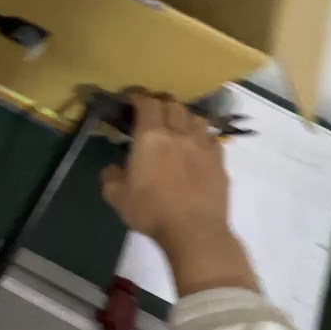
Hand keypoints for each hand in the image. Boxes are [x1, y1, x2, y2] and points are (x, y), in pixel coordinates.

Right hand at [101, 92, 257, 298]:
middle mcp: (178, 134)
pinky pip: (211, 138)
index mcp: (150, 138)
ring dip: (183, 116)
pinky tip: (195, 146)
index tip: (132, 99)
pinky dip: (201, 135)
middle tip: (152, 112)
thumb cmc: (151, 211)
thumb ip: (111, 176)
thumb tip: (115, 168)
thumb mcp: (116, 196)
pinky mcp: (220, 161)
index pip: (147, 104)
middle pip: (173, 105)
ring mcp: (203, 146)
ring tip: (176, 125)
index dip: (139, 97)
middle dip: (161, 104)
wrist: (194, 231)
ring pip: (195, 118)